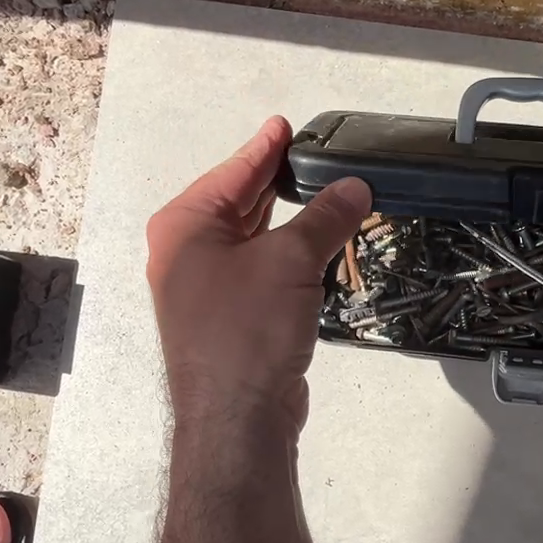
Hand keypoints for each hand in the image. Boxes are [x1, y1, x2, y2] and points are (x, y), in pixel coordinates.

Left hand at [145, 117, 370, 431]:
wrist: (237, 417)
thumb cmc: (248, 327)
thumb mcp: (290, 261)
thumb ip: (325, 218)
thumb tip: (356, 186)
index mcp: (186, 227)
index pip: (233, 173)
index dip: (263, 148)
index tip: (286, 125)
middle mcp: (188, 255)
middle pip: (239, 205)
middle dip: (275, 183)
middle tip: (311, 159)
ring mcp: (207, 291)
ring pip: (252, 241)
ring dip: (287, 224)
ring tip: (323, 198)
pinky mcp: (231, 321)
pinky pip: (261, 273)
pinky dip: (287, 258)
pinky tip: (314, 251)